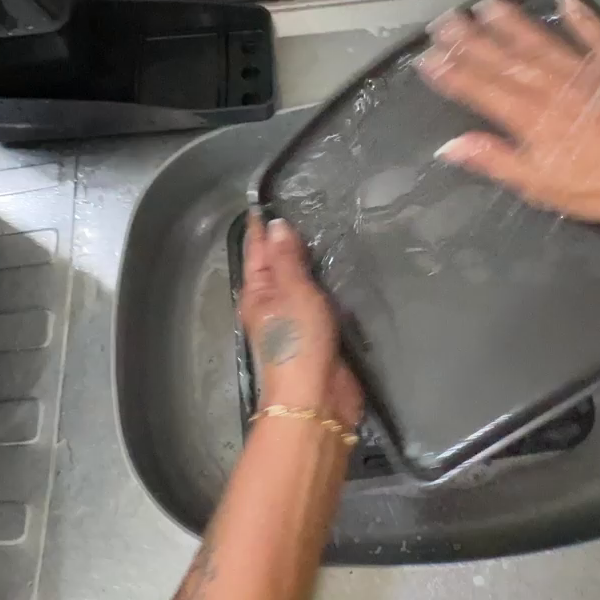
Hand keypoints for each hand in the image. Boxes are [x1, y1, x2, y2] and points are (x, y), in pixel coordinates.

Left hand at [238, 212, 364, 424]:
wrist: (317, 398)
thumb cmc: (298, 342)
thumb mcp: (292, 292)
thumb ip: (287, 258)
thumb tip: (276, 225)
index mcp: (258, 292)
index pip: (258, 250)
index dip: (262, 227)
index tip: (263, 201)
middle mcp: (273, 303)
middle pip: (278, 265)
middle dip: (285, 242)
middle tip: (300, 209)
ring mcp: (297, 320)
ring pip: (302, 283)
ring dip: (309, 264)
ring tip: (322, 234)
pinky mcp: (320, 334)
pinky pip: (323, 302)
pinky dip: (329, 287)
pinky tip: (341, 273)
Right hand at [416, 0, 599, 231]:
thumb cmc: (599, 187)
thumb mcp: (538, 184)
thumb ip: (494, 160)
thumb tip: (449, 145)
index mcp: (528, 117)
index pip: (480, 89)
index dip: (451, 73)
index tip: (427, 56)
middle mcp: (551, 87)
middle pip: (504, 59)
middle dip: (470, 40)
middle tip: (445, 20)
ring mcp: (585, 72)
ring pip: (541, 42)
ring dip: (512, 23)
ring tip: (488, 5)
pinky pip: (595, 36)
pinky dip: (580, 17)